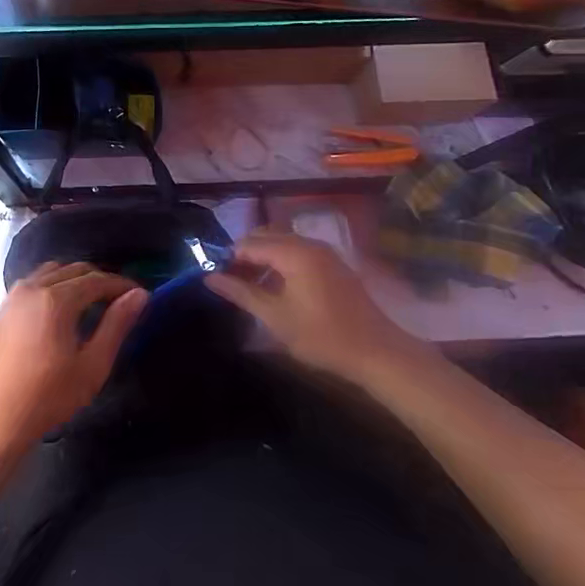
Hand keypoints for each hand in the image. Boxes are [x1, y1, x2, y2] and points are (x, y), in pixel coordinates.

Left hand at [0, 262, 147, 441]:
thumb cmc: (49, 396)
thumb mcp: (93, 365)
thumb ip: (117, 325)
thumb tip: (139, 295)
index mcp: (57, 300)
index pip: (98, 280)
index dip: (121, 285)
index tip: (139, 295)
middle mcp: (33, 289)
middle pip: (76, 270)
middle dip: (101, 280)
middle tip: (119, 300)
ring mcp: (14, 297)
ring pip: (53, 271)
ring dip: (76, 279)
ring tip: (92, 302)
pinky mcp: (2, 310)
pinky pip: (35, 282)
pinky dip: (54, 284)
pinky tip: (62, 308)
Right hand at [205, 232, 424, 381]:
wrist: (374, 349)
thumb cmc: (321, 336)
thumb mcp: (276, 318)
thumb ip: (242, 294)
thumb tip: (211, 278)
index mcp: (295, 252)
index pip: (251, 242)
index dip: (230, 257)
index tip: (216, 278)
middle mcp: (310, 243)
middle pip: (267, 235)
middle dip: (246, 254)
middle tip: (231, 282)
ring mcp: (324, 252)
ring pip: (284, 242)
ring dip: (264, 257)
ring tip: (250, 287)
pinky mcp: (333, 263)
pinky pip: (299, 251)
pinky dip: (282, 261)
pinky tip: (276, 288)